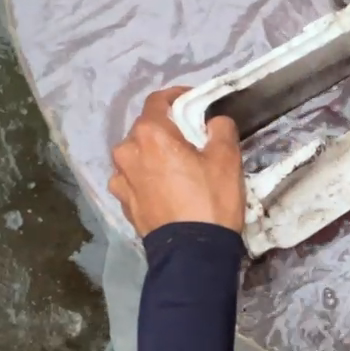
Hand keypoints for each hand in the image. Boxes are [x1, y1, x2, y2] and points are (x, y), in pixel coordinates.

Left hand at [109, 87, 243, 236]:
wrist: (192, 253)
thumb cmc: (211, 201)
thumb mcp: (227, 161)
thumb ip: (221, 130)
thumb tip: (214, 122)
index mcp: (150, 134)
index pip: (158, 101)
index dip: (178, 97)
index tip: (194, 103)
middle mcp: (127, 151)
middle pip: (148, 130)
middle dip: (169, 132)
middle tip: (193, 144)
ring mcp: (121, 179)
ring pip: (139, 156)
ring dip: (155, 157)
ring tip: (178, 171)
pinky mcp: (124, 202)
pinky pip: (135, 180)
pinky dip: (148, 179)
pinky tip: (166, 191)